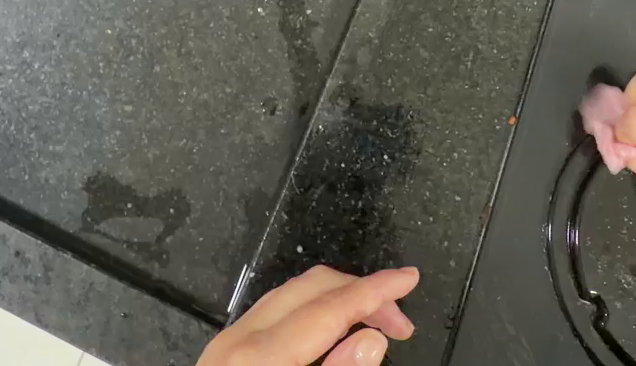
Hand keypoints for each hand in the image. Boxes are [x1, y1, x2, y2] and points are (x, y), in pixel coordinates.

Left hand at [197, 265, 418, 365]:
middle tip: (402, 324)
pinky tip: (331, 333)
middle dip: (363, 293)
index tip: (411, 277)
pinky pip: (277, 310)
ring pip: (294, 294)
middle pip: (314, 288)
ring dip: (339, 300)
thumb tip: (372, 340)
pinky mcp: (225, 351)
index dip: (376, 289)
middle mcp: (242, 337)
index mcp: (262, 357)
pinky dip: (312, 311)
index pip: (331, 306)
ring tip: (374, 325)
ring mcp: (228, 341)